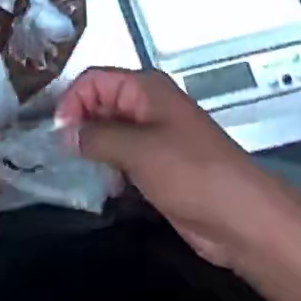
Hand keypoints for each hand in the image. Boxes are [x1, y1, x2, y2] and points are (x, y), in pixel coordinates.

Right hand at [57, 67, 277, 268]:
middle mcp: (147, 106)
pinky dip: (106, 167)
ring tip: (74, 170)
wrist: (243, 220)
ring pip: (108, 132)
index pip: (93, 80)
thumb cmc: (193, 173)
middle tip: (59, 154)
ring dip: (91, 148)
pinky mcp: (157, 166)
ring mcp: (153, 136)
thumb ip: (95, 137)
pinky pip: (120, 158)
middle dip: (78, 124)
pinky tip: (98, 185)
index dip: (72, 101)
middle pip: (98, 103)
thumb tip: (64, 133)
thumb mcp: (138, 149)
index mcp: (146, 88)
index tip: (57, 134)